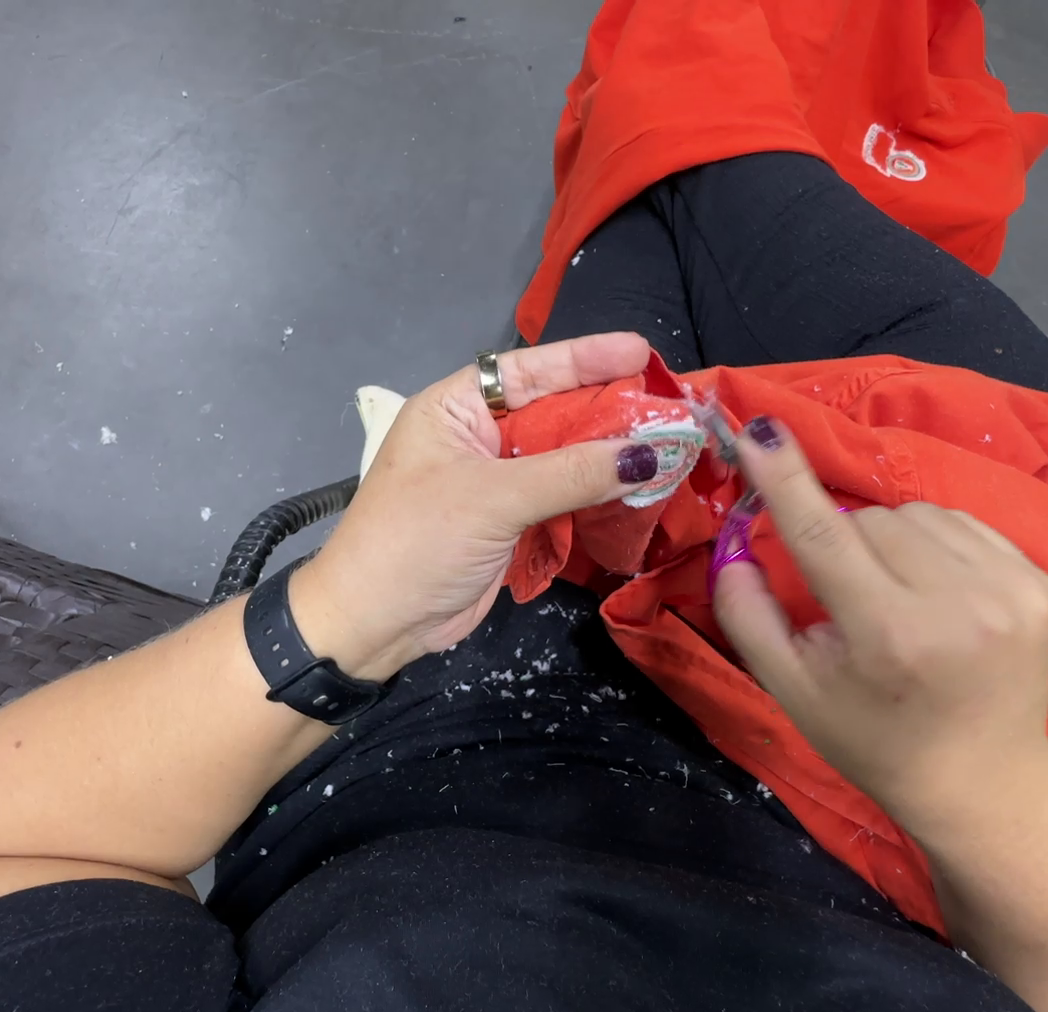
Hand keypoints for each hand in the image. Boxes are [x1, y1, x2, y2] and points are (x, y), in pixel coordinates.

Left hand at [288, 332, 662, 681]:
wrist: (375, 624)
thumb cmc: (417, 541)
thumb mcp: (493, 498)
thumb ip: (572, 473)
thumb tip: (649, 452)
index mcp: (456, 410)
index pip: (527, 371)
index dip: (584, 358)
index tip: (640, 351)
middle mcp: (477, 439)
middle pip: (554, 414)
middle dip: (609, 412)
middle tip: (671, 407)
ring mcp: (494, 483)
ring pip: (563, 460)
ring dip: (609, 458)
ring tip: (670, 448)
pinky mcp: (508, 523)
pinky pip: (561, 499)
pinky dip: (596, 497)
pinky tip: (638, 490)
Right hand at [709, 417, 1047, 826]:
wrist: (978, 778)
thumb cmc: (867, 736)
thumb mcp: (787, 687)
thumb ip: (747, 614)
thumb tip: (736, 548)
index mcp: (887, 633)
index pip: (823, 534)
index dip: (784, 479)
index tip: (758, 430)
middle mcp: (956, 602)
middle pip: (868, 520)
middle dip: (841, 542)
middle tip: (844, 596)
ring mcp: (1008, 588)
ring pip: (912, 513)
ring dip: (886, 538)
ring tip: (891, 592)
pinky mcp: (1038, 581)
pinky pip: (957, 521)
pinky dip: (929, 541)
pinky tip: (932, 586)